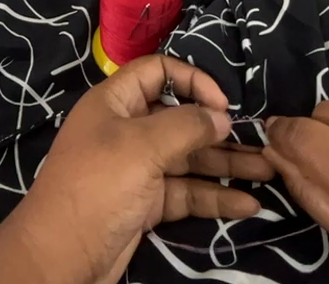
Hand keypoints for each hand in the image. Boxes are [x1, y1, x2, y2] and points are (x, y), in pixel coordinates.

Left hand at [0, 54, 270, 283]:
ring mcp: (137, 168)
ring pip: (188, 158)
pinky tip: (247, 205)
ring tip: (269, 171)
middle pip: (180, 118)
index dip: (192, 80)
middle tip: (261, 141)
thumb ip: (185, 127)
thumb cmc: (97, 186)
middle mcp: (127, 129)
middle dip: (219, 129)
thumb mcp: (141, 147)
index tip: (223, 104)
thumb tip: (221, 117)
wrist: (60, 257)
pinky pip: (185, 192)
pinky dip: (214, 196)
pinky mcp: (145, 203)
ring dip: (225, 164)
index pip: (158, 72)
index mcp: (116, 101)